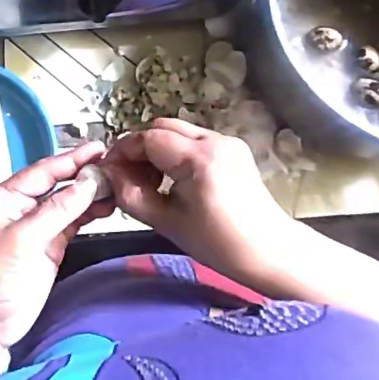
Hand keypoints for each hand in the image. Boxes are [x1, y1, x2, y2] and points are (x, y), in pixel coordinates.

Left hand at [0, 143, 110, 360]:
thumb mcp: (21, 241)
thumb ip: (57, 209)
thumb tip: (89, 181)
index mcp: (5, 197)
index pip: (44, 170)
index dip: (73, 159)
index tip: (101, 148)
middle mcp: (21, 206)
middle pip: (59, 182)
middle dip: (86, 174)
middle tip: (117, 165)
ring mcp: (37, 226)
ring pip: (69, 201)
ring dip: (91, 193)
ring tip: (119, 185)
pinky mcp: (49, 245)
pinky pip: (73, 221)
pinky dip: (90, 213)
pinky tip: (108, 206)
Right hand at [101, 118, 313, 285]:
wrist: (270, 252)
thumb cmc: (219, 244)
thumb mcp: (167, 223)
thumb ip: (132, 195)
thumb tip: (112, 175)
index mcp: (199, 158)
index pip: (149, 138)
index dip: (123, 151)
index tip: (109, 170)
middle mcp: (214, 140)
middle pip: (163, 127)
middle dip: (139, 147)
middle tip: (127, 177)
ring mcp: (227, 141)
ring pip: (178, 132)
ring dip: (157, 150)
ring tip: (150, 183)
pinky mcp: (233, 149)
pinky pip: (194, 141)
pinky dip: (176, 153)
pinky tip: (173, 181)